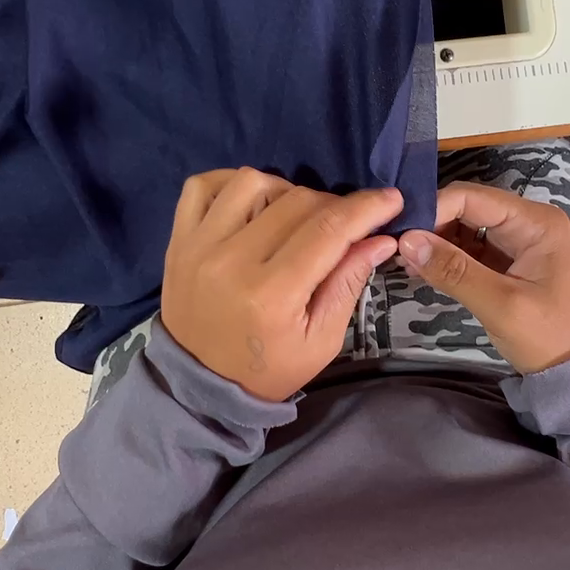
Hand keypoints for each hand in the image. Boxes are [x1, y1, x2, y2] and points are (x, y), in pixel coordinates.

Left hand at [160, 169, 402, 400]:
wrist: (198, 387)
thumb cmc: (267, 369)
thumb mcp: (320, 340)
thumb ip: (348, 283)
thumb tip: (381, 238)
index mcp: (272, 294)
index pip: (328, 230)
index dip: (366, 208)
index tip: (391, 199)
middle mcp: (231, 261)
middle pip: (296, 201)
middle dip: (334, 205)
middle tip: (345, 224)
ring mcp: (199, 246)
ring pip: (253, 182)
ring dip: (285, 190)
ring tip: (296, 215)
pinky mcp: (178, 239)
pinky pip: (203, 185)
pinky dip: (233, 183)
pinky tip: (254, 201)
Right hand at [397, 182, 569, 373]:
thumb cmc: (550, 337)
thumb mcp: (501, 306)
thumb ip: (454, 271)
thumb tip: (406, 241)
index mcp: (535, 222)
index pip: (472, 197)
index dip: (433, 210)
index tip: (398, 232)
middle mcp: (526, 221)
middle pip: (466, 207)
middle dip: (431, 224)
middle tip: (395, 247)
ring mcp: (516, 239)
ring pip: (463, 225)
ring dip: (435, 240)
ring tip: (403, 261)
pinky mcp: (506, 259)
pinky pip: (468, 247)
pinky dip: (445, 255)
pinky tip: (421, 269)